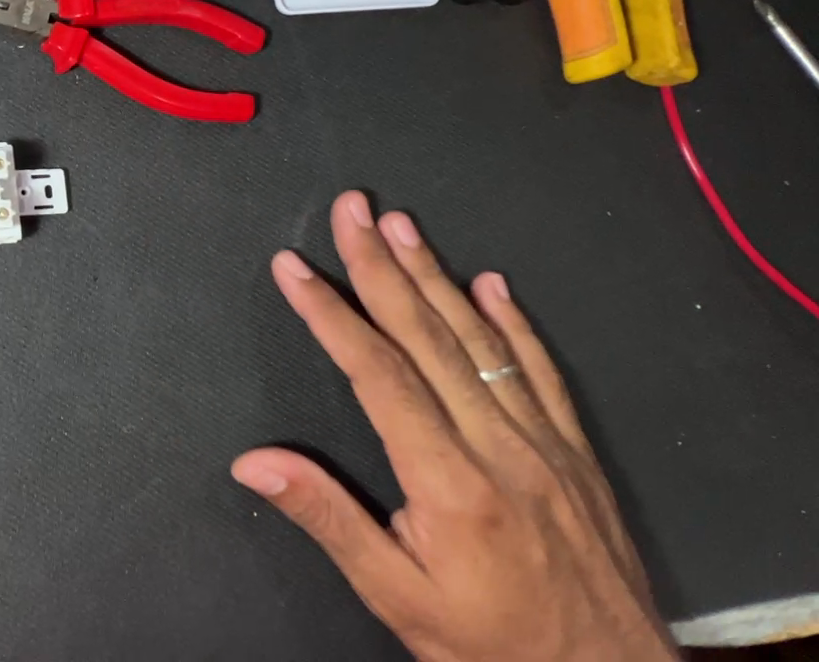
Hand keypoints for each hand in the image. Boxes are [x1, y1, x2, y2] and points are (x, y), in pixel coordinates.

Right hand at [232, 192, 677, 661]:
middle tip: (353, 209)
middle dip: (381, 266)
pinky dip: (515, 323)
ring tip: (402, 225)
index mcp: (449, 480)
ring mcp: (545, 445)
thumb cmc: (488, 643)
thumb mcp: (396, 596)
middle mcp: (501, 447)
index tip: (293, 266)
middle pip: (429, 337)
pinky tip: (492, 284)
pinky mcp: (575, 454)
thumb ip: (327, 518)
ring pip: (481, 341)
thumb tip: (252, 462)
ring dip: (436, 276)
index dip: (329, 312)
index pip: (377, 373)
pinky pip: (541, 374)